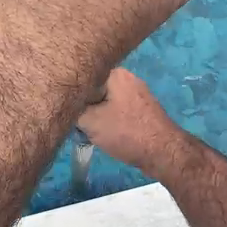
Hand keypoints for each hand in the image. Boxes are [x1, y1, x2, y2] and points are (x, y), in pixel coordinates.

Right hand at [75, 69, 196, 180]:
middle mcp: (127, 78)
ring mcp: (136, 94)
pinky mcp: (141, 110)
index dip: (70, 92)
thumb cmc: (126, 132)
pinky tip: (103, 134)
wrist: (163, 153)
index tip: (63, 106)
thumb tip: (67, 106)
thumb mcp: (89, 121)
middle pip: (93, 89)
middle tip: (75, 122)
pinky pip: (116, 110)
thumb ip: (73, 109)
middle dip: (83, 105)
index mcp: (115, 73)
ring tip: (87, 130)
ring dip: (94, 115)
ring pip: (104, 101)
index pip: (82, 76)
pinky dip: (108, 121)